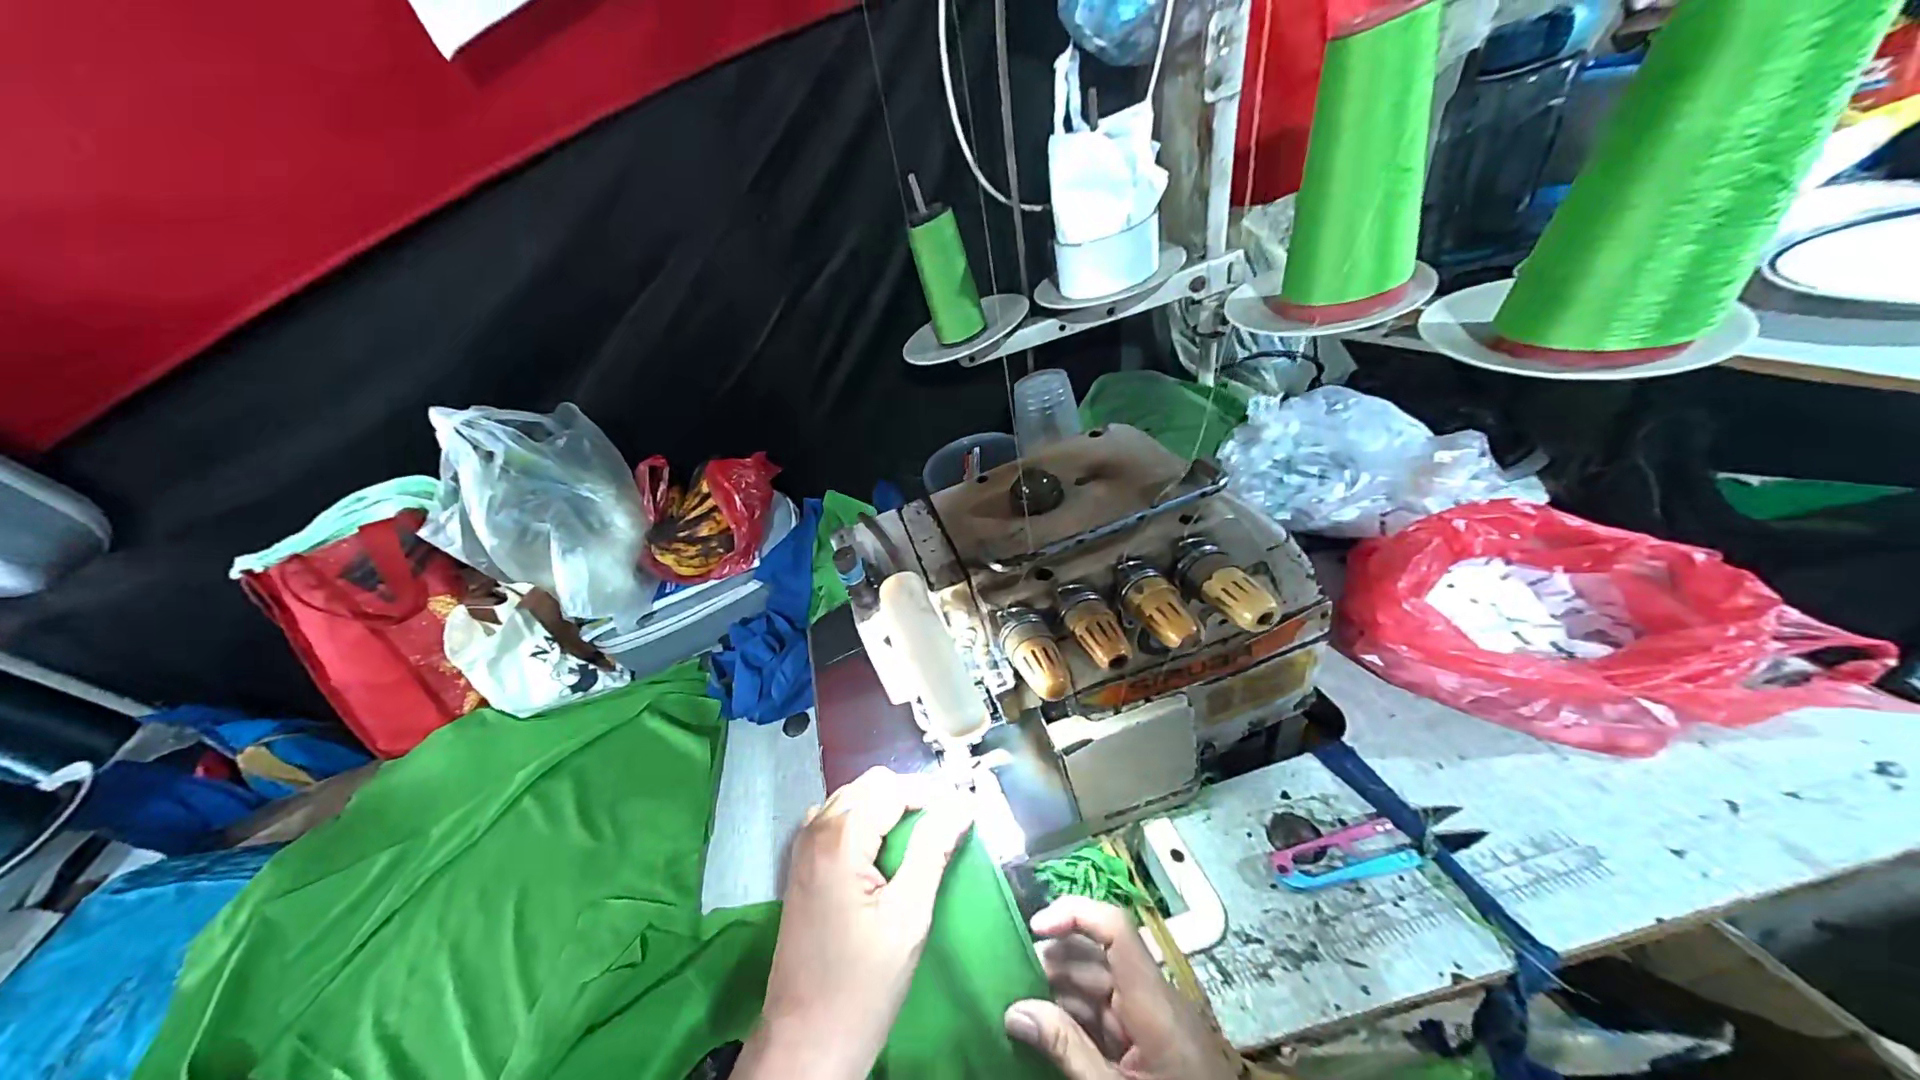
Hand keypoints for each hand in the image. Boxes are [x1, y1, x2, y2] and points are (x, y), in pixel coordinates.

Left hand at [734, 767, 972, 1079]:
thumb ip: (933, 849)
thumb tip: (960, 805)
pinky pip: (837, 820)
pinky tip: (884, 850)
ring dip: (888, 807)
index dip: (932, 793)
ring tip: (924, 836)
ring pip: (853, 798)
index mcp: (840, 837)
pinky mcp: (801, 865)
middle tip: (947, 824)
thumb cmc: (863, 982)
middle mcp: (815, 829)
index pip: (893, 787)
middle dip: (911, 796)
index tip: (964, 811)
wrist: (805, 1039)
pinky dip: (865, 821)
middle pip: (871, 785)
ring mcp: (803, 847)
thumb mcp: (909, 915)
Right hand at [1004, 896, 1243, 1079]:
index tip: (1035, 927)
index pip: (1116, 928)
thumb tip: (1014, 1011)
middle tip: (1013, 977)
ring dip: (1060, 988)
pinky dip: (1076, 1014)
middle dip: (1054, 959)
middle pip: (1099, 955)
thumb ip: (1067, 1048)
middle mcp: (1154, 998)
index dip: (1074, 914)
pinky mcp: (1149, 1042)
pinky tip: (1047, 1026)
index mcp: (1154, 1002)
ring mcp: (1152, 1020)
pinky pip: (1106, 1013)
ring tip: (1022, 1003)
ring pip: (1098, 983)